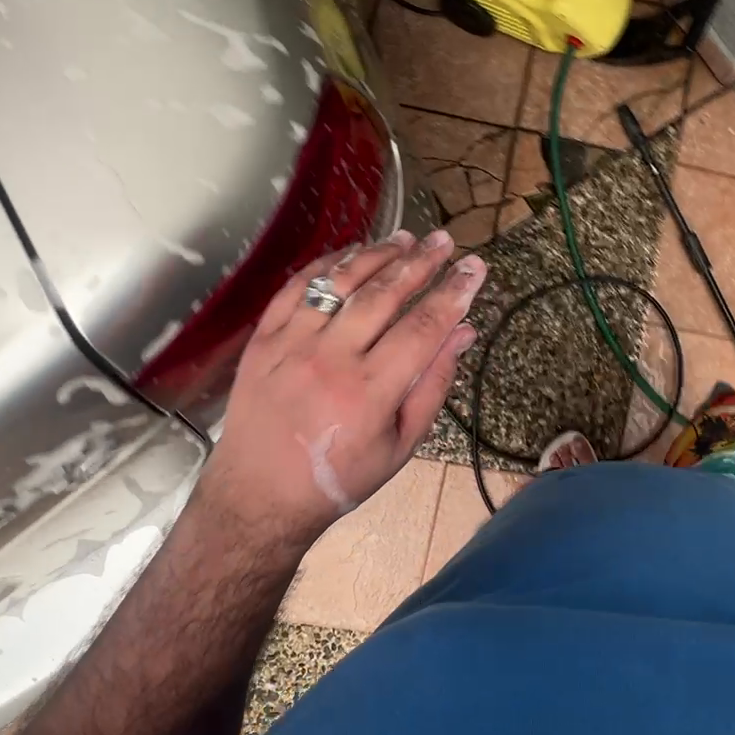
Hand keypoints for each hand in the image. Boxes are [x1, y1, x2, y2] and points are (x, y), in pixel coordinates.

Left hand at [199, 229, 486, 547]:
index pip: (424, 326)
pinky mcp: (262, 340)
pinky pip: (295, 288)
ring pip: (340, 283)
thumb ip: (434, 384)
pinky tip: (351, 253)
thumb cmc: (340, 477)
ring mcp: (291, 346)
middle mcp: (331, 360)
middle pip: (385, 294)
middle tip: (444, 239)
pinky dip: (325, 265)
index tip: (476, 267)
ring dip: (376, 254)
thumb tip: (464, 332)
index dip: (454, 292)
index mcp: (371, 392)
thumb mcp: (401, 445)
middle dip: (421, 261)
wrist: (258, 498)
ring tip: (405, 237)